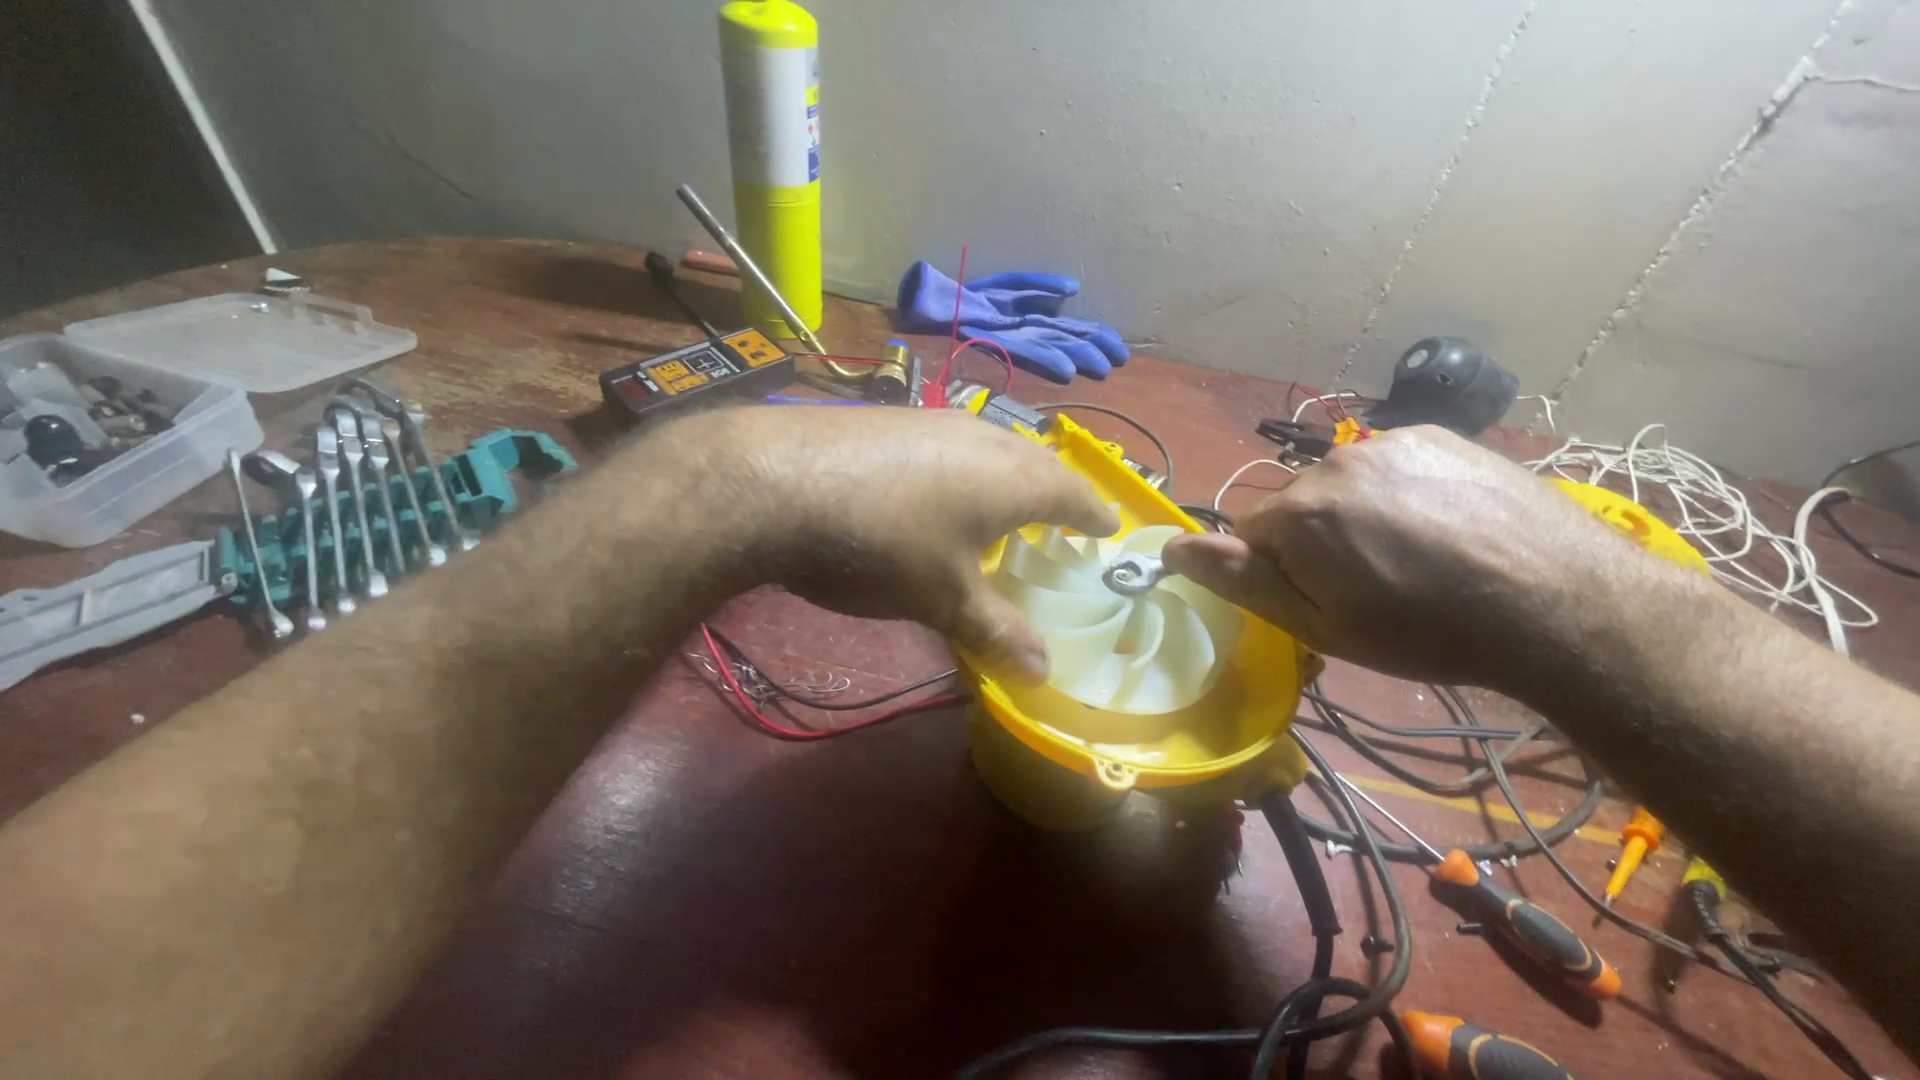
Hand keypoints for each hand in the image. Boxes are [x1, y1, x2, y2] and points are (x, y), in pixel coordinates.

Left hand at [672, 406, 1118, 681]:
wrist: (778, 481)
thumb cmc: (883, 545)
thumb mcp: (944, 599)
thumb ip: (997, 632)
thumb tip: (1042, 673)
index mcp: (1013, 479)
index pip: (1073, 493)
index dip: (1094, 513)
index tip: (1109, 528)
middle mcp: (983, 438)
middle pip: (1036, 462)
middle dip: (1054, 490)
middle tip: (1062, 516)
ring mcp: (932, 421)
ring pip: (991, 446)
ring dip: (1006, 474)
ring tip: (1004, 502)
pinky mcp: (889, 419)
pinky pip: (948, 443)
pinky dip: (962, 467)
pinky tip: (933, 488)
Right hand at [1161, 426, 1648, 689]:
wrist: (1562, 605)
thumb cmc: (1428, 633)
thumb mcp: (1323, 627)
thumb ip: (1244, 581)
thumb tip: (1172, 546)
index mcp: (1299, 514)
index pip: (1248, 537)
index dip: (1278, 575)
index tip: (1324, 602)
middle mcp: (1334, 462)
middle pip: (1296, 507)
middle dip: (1315, 542)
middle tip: (1373, 586)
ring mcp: (1389, 442)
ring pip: (1342, 484)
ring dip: (1357, 513)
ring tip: (1416, 555)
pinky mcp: (1436, 435)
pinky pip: (1389, 465)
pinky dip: (1398, 491)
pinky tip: (1444, 524)